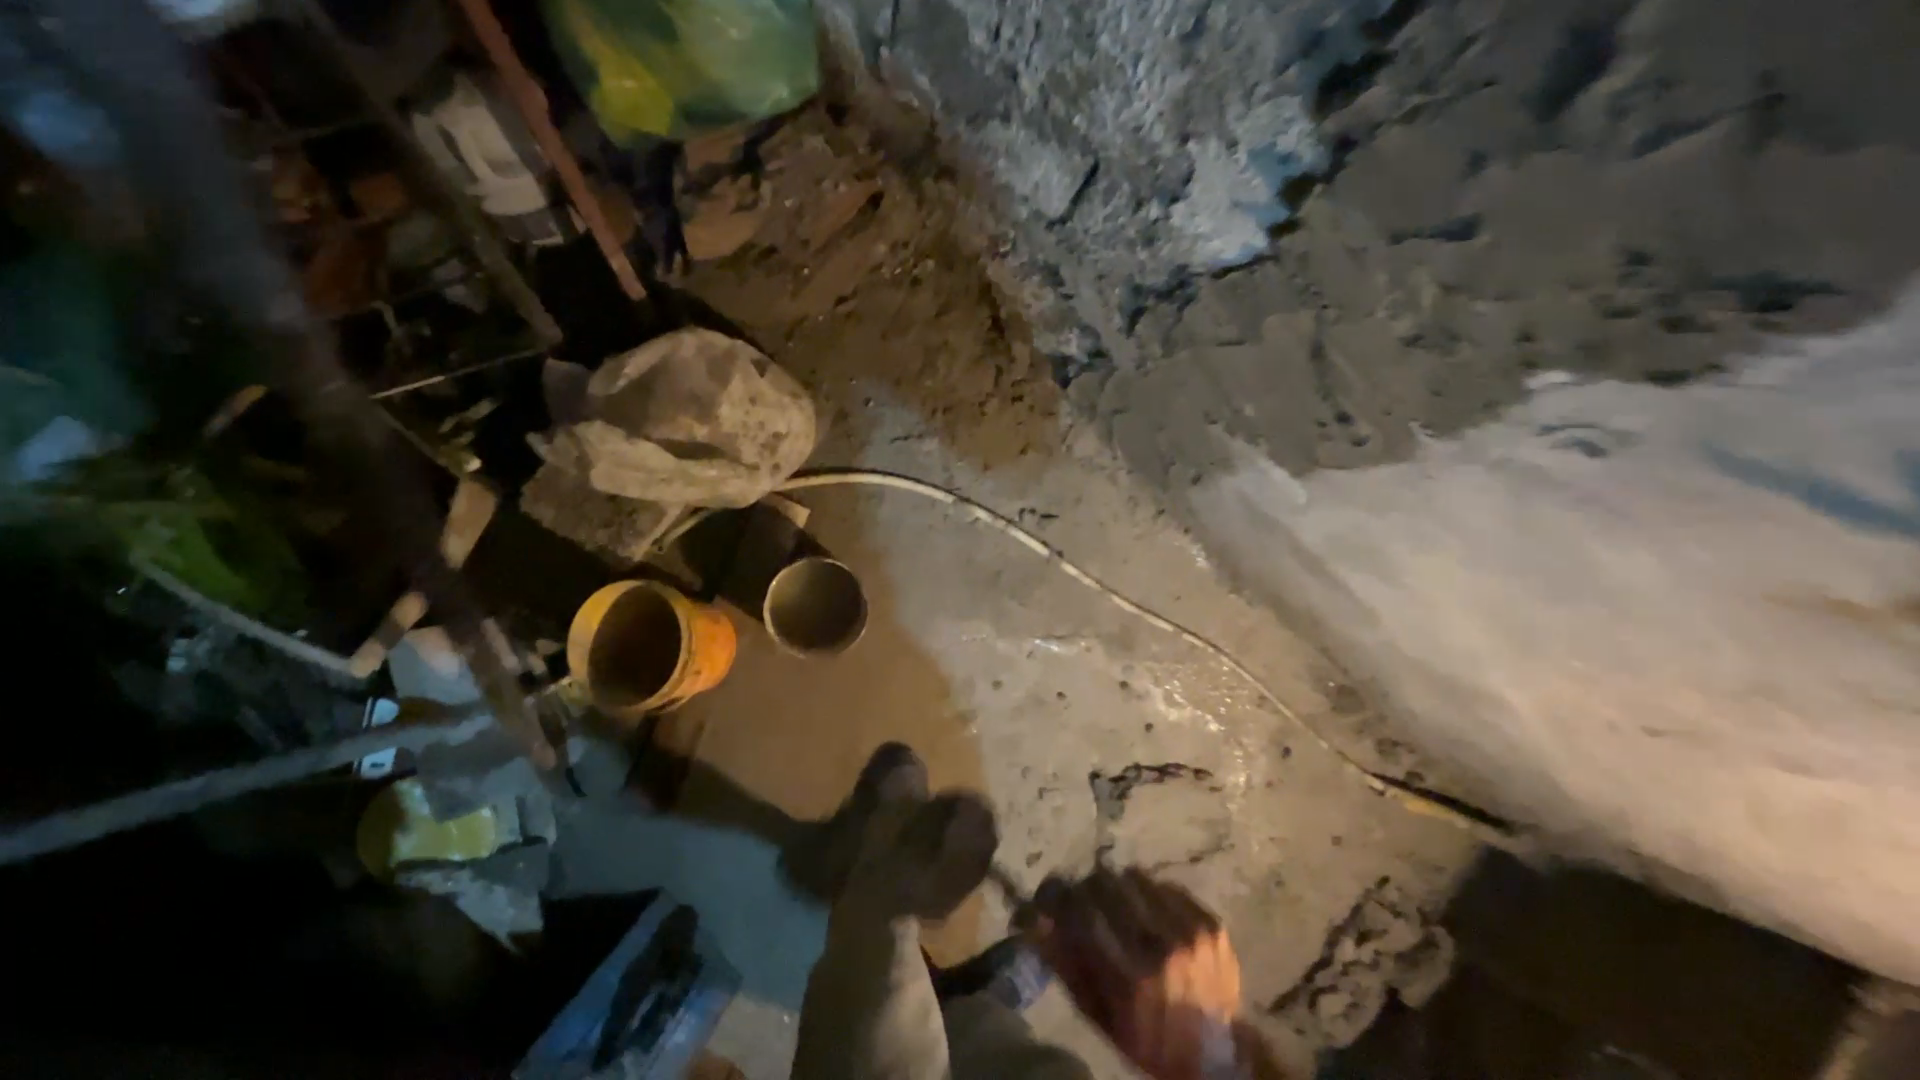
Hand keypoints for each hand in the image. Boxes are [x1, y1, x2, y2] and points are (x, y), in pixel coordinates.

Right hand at [1026, 868, 1250, 1079]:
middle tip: (1084, 903)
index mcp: (1129, 977)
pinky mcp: (1210, 920)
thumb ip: (1065, 964)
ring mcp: (1190, 930)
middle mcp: (1160, 946)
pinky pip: (1165, 886)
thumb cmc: (1146, 1037)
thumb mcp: (1098, 1013)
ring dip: (1118, 888)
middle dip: (1086, 890)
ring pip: (1135, 877)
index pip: (1079, 911)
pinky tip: (1149, 914)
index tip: (1051, 900)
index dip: (1057, 898)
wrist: (1217, 1051)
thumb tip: (1033, 919)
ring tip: (1118, 907)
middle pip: (1105, 884)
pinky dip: (1149, 894)